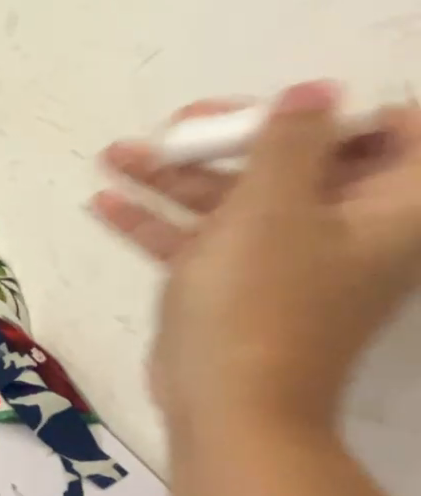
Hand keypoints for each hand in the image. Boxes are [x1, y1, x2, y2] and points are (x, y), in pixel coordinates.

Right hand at [93, 82, 420, 438]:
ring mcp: (288, 259)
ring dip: (175, 177)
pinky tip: (104, 203)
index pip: (391, 131)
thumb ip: (289, 144)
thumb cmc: (259, 303)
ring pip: (235, 199)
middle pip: (297, 161)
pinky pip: (200, 240)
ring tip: (115, 155)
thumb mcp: (271, 211)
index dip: (330, 113)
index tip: (265, 114)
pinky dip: (156, 221)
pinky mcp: (236, 286)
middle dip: (231, 140)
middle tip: (178, 126)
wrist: (229, 404)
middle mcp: (350, 227)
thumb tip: (313, 91)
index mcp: (394, 207)